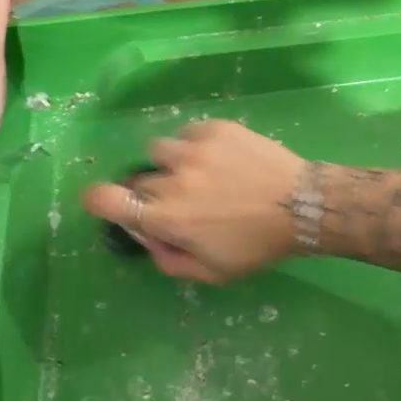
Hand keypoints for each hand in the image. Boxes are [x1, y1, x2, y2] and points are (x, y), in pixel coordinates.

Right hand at [82, 120, 305, 282]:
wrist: (302, 205)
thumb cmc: (257, 245)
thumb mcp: (212, 272)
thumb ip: (169, 260)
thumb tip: (147, 239)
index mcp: (165, 217)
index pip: (105, 199)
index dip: (98, 199)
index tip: (108, 201)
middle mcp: (172, 179)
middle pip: (139, 180)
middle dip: (153, 193)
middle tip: (184, 201)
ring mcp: (194, 149)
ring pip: (161, 150)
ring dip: (172, 164)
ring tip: (201, 174)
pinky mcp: (216, 128)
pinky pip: (189, 132)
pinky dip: (196, 145)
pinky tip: (220, 158)